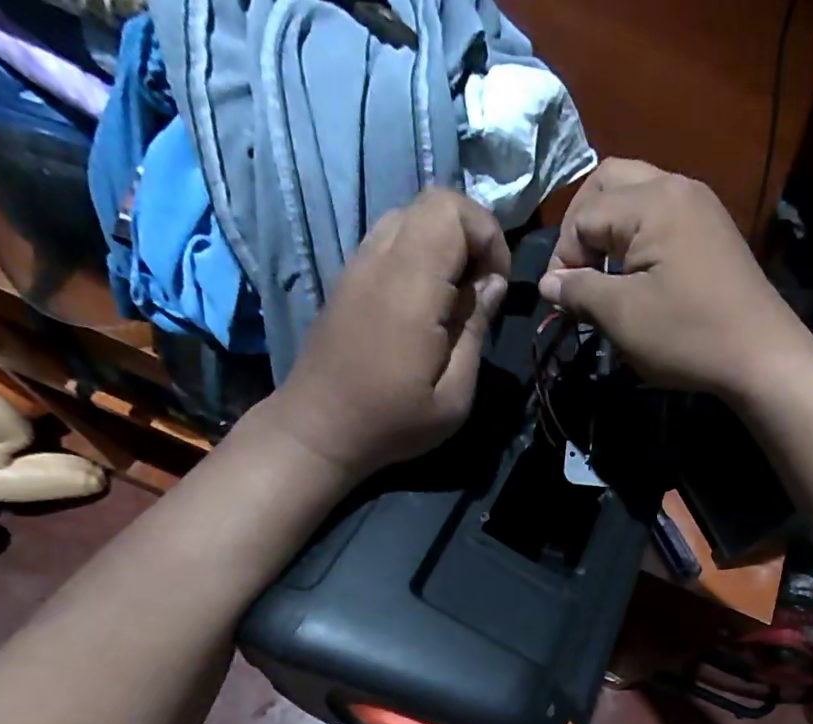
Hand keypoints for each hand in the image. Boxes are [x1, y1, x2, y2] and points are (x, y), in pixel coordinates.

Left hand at [254, 188, 510, 477]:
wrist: (317, 431)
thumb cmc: (391, 422)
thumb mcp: (454, 395)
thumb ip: (475, 329)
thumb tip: (492, 283)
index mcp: (409, 287)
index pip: (451, 209)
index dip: (487, 235)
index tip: (495, 285)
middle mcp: (379, 261)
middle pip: (432, 202)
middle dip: (470, 234)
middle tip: (478, 288)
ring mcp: (357, 266)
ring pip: (409, 216)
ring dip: (442, 244)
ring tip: (451, 296)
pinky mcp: (347, 279)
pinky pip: (389, 240)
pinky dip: (418, 255)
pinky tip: (422, 303)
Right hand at [539, 159, 812, 397]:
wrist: (762, 357)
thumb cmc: (686, 334)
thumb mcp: (621, 315)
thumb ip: (578, 290)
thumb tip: (549, 283)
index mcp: (653, 201)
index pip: (585, 215)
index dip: (564, 257)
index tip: (562, 299)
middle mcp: (677, 187)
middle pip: (609, 182)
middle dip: (581, 224)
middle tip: (576, 269)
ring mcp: (700, 206)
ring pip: (636, 194)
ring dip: (608, 227)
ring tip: (599, 272)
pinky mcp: (712, 229)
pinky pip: (660, 213)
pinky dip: (635, 234)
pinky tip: (632, 272)